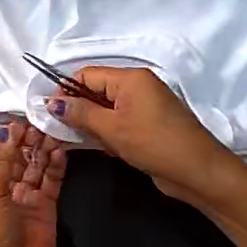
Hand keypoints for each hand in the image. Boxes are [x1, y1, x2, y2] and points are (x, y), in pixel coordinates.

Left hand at [0, 121, 66, 246]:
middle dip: (30, 139)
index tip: (23, 116)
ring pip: (37, 166)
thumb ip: (2, 160)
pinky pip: (52, 181)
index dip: (11, 135)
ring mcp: (28, 197)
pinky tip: (61, 150)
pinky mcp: (47, 206)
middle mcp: (8, 188)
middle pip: (20, 157)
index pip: (0, 153)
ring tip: (54, 128)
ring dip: (44, 148)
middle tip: (43, 118)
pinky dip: (57, 166)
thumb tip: (7, 129)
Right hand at [48, 66, 231, 201]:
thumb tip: (52, 103)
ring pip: (105, 109)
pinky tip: (99, 147)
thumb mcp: (111, 128)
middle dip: (77, 110)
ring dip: (91, 125)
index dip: (65, 91)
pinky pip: (118, 122)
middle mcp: (137, 87)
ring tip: (75, 141)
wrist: (197, 171)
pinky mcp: (147, 125)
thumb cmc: (153, 143)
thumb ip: (79, 113)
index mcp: (130, 78)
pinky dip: (106, 133)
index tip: (50, 113)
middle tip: (58, 131)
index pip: (87, 75)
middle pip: (95, 91)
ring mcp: (144, 106)